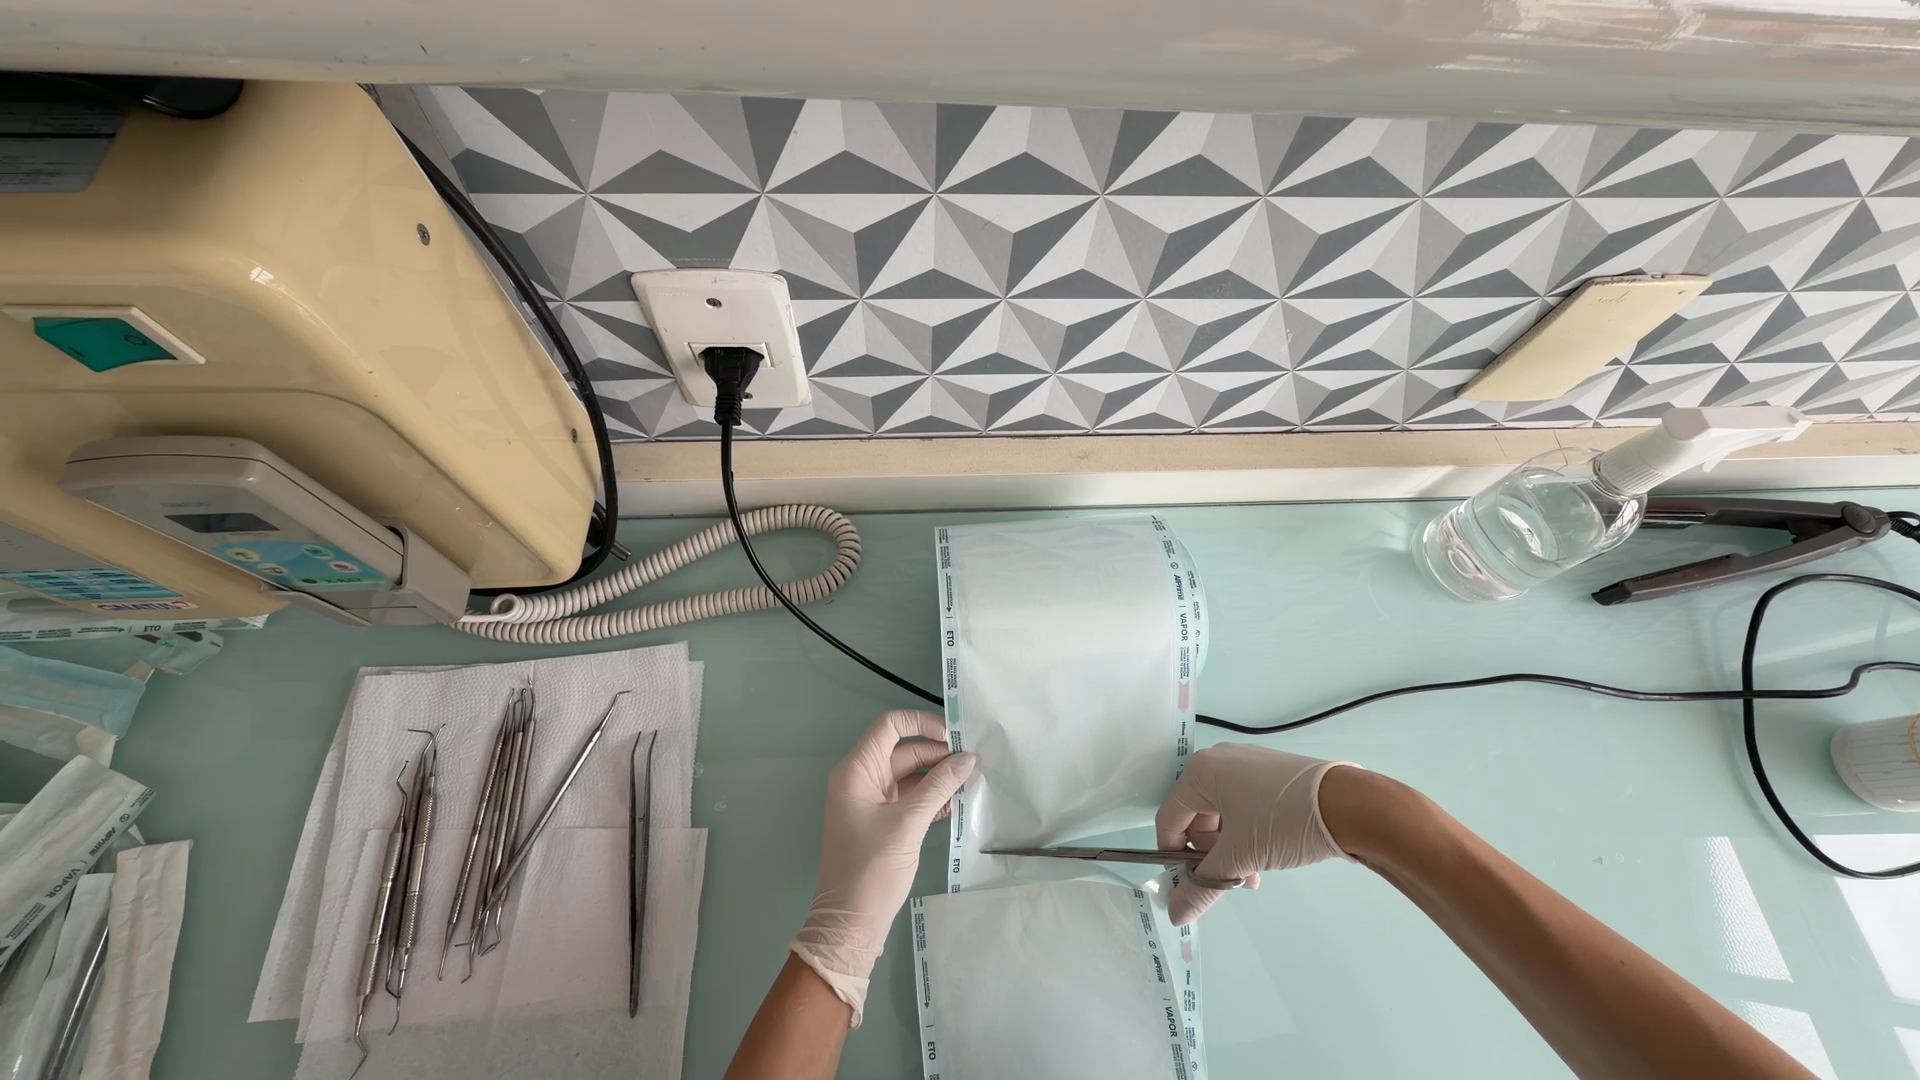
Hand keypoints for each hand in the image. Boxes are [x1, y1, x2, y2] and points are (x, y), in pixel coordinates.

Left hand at [790, 709, 974, 1025]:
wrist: (850, 923)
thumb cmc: (872, 868)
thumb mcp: (908, 823)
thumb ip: (939, 786)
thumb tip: (968, 758)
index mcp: (857, 770)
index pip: (890, 726)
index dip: (922, 723)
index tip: (954, 736)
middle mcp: (862, 779)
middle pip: (904, 750)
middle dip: (938, 753)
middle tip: (974, 763)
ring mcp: (871, 801)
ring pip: (910, 775)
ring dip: (938, 777)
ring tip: (971, 782)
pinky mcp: (883, 821)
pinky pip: (910, 797)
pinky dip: (932, 797)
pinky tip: (956, 804)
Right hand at [1156, 743, 1355, 925]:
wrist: (1352, 805)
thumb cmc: (1283, 822)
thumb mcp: (1239, 858)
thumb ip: (1202, 886)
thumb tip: (1175, 914)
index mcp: (1200, 771)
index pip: (1169, 818)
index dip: (1173, 855)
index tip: (1192, 884)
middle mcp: (1218, 760)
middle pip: (1196, 817)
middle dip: (1210, 855)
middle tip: (1232, 881)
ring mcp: (1247, 762)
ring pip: (1222, 814)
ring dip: (1231, 849)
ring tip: (1254, 876)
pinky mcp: (1271, 770)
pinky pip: (1244, 803)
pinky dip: (1248, 832)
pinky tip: (1268, 854)